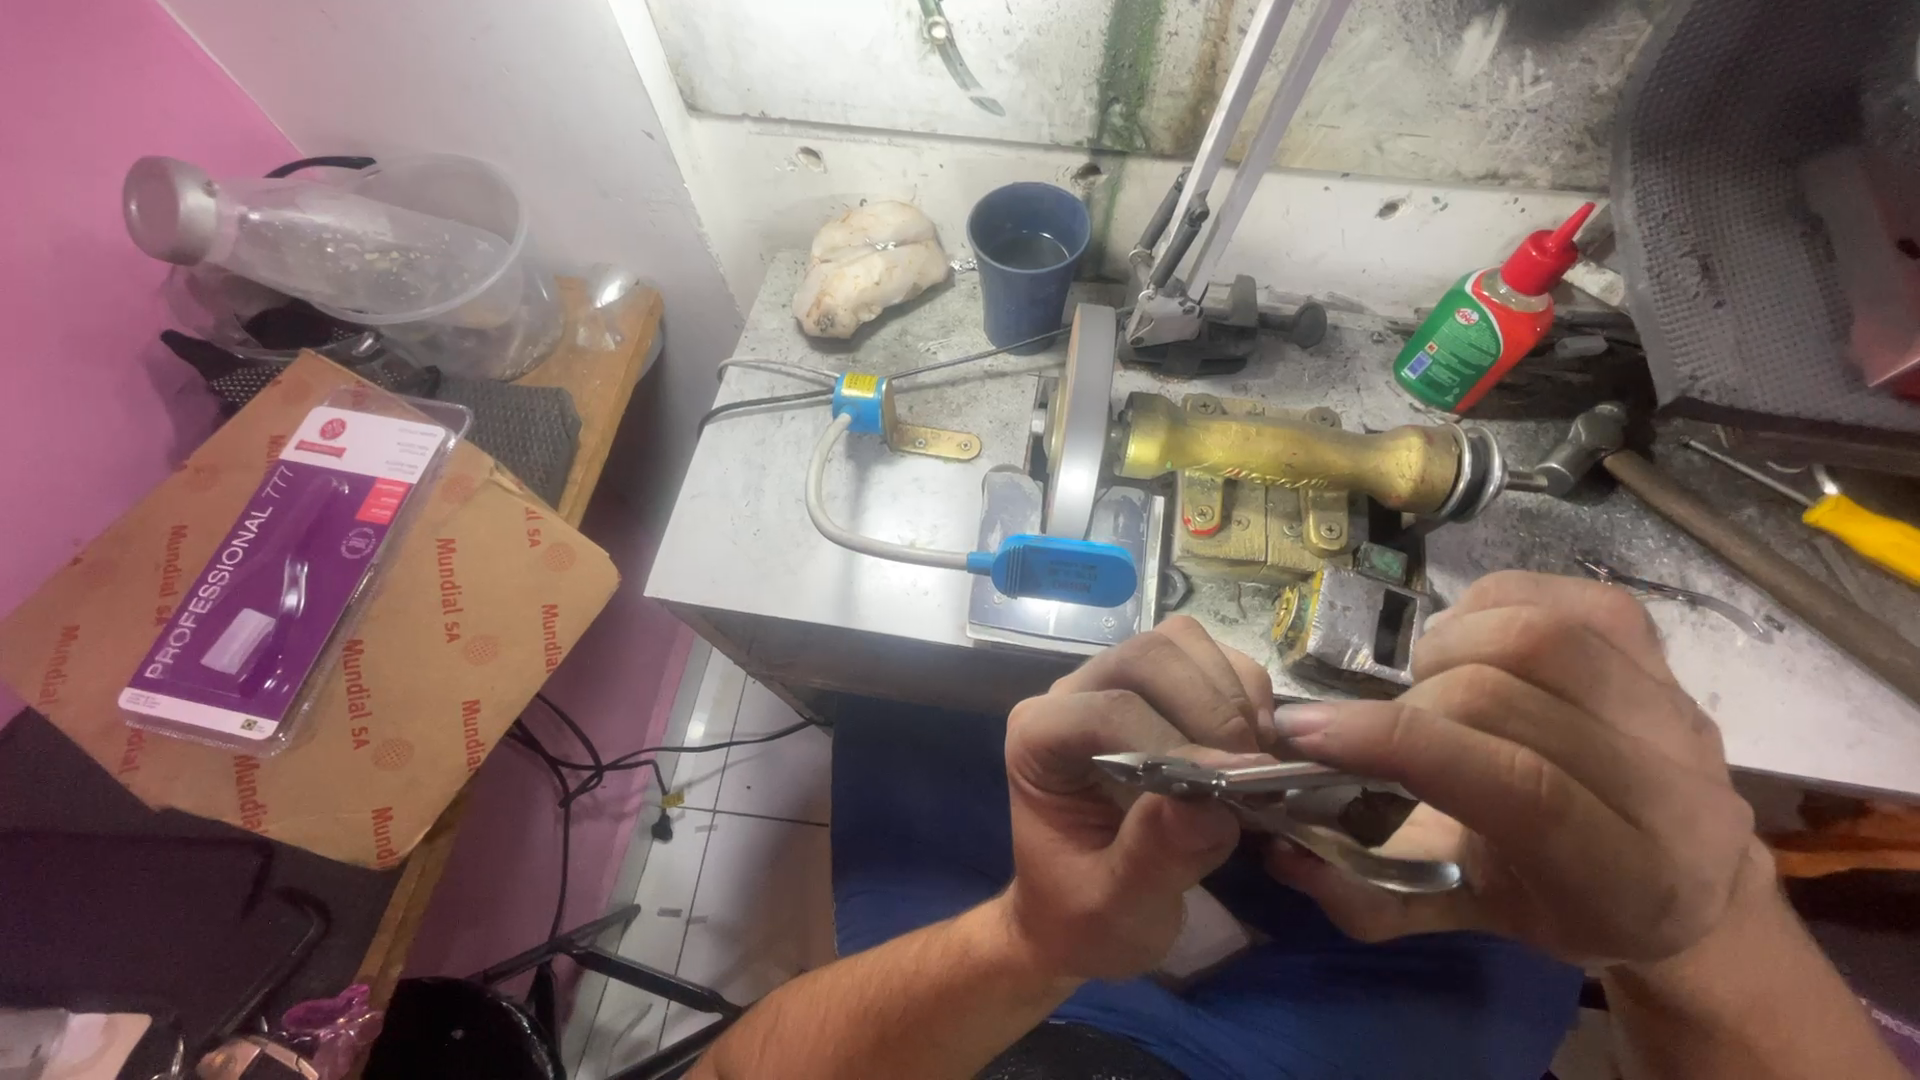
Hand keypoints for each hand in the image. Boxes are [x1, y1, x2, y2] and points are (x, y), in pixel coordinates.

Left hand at [999, 616, 1273, 979]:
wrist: (1082, 911)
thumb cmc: (1084, 912)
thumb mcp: (1114, 909)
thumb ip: (1153, 858)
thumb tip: (1209, 803)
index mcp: (1038, 740)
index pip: (1105, 711)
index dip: (1173, 743)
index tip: (1230, 794)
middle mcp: (1069, 696)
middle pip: (1146, 656)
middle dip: (1209, 708)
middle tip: (1249, 774)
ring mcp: (1112, 683)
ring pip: (1180, 642)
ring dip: (1232, 695)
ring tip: (1253, 762)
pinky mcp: (1154, 689)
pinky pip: (1207, 656)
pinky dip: (1245, 691)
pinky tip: (1254, 746)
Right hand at [1265, 571, 1756, 966]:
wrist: (1678, 877)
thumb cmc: (1555, 901)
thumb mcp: (1460, 916)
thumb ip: (1366, 896)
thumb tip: (1278, 846)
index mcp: (1626, 874)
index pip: (1515, 784)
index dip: (1398, 743)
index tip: (1308, 732)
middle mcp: (1671, 784)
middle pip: (1504, 698)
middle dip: (1407, 705)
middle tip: (1376, 729)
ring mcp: (1672, 707)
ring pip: (1532, 634)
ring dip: (1446, 649)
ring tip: (1424, 686)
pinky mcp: (1660, 653)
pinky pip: (1562, 598)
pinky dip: (1488, 607)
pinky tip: (1467, 646)